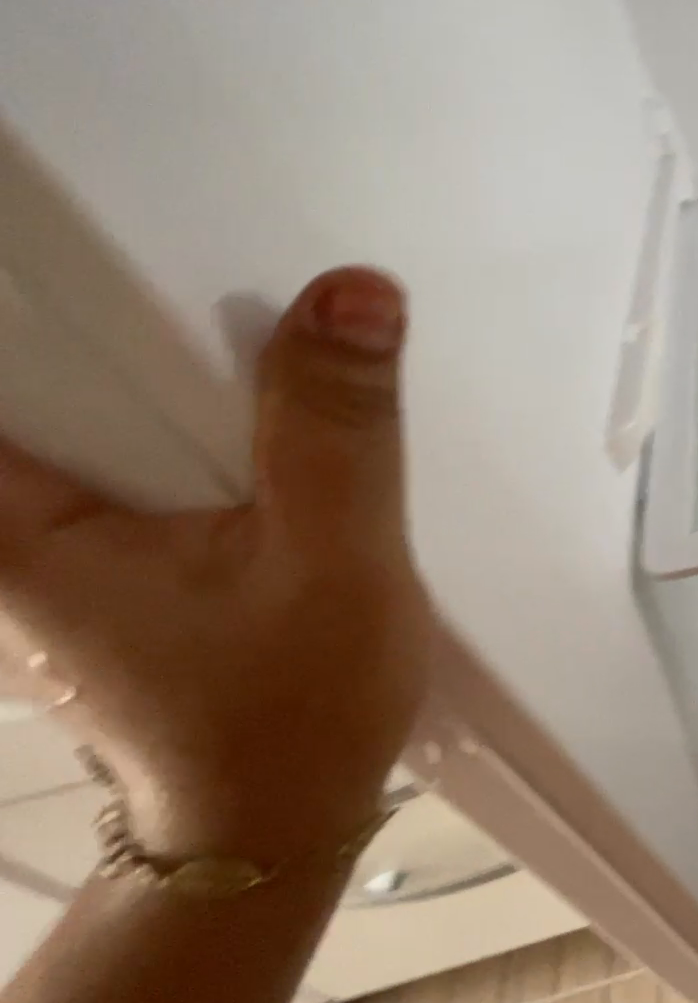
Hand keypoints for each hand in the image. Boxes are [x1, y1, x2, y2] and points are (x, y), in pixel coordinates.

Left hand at [0, 267, 433, 862]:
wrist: (283, 805)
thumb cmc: (296, 703)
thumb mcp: (333, 559)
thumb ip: (337, 429)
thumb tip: (357, 288)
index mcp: (5, 510)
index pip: (10, 344)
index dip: (60, 264)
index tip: (145, 197)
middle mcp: (9, 506)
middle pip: (57, 356)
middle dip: (153, 305)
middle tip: (264, 267)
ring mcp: (64, 523)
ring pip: (112, 394)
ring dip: (197, 356)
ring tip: (296, 325)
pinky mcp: (123, 536)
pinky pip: (152, 434)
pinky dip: (214, 404)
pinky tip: (284, 399)